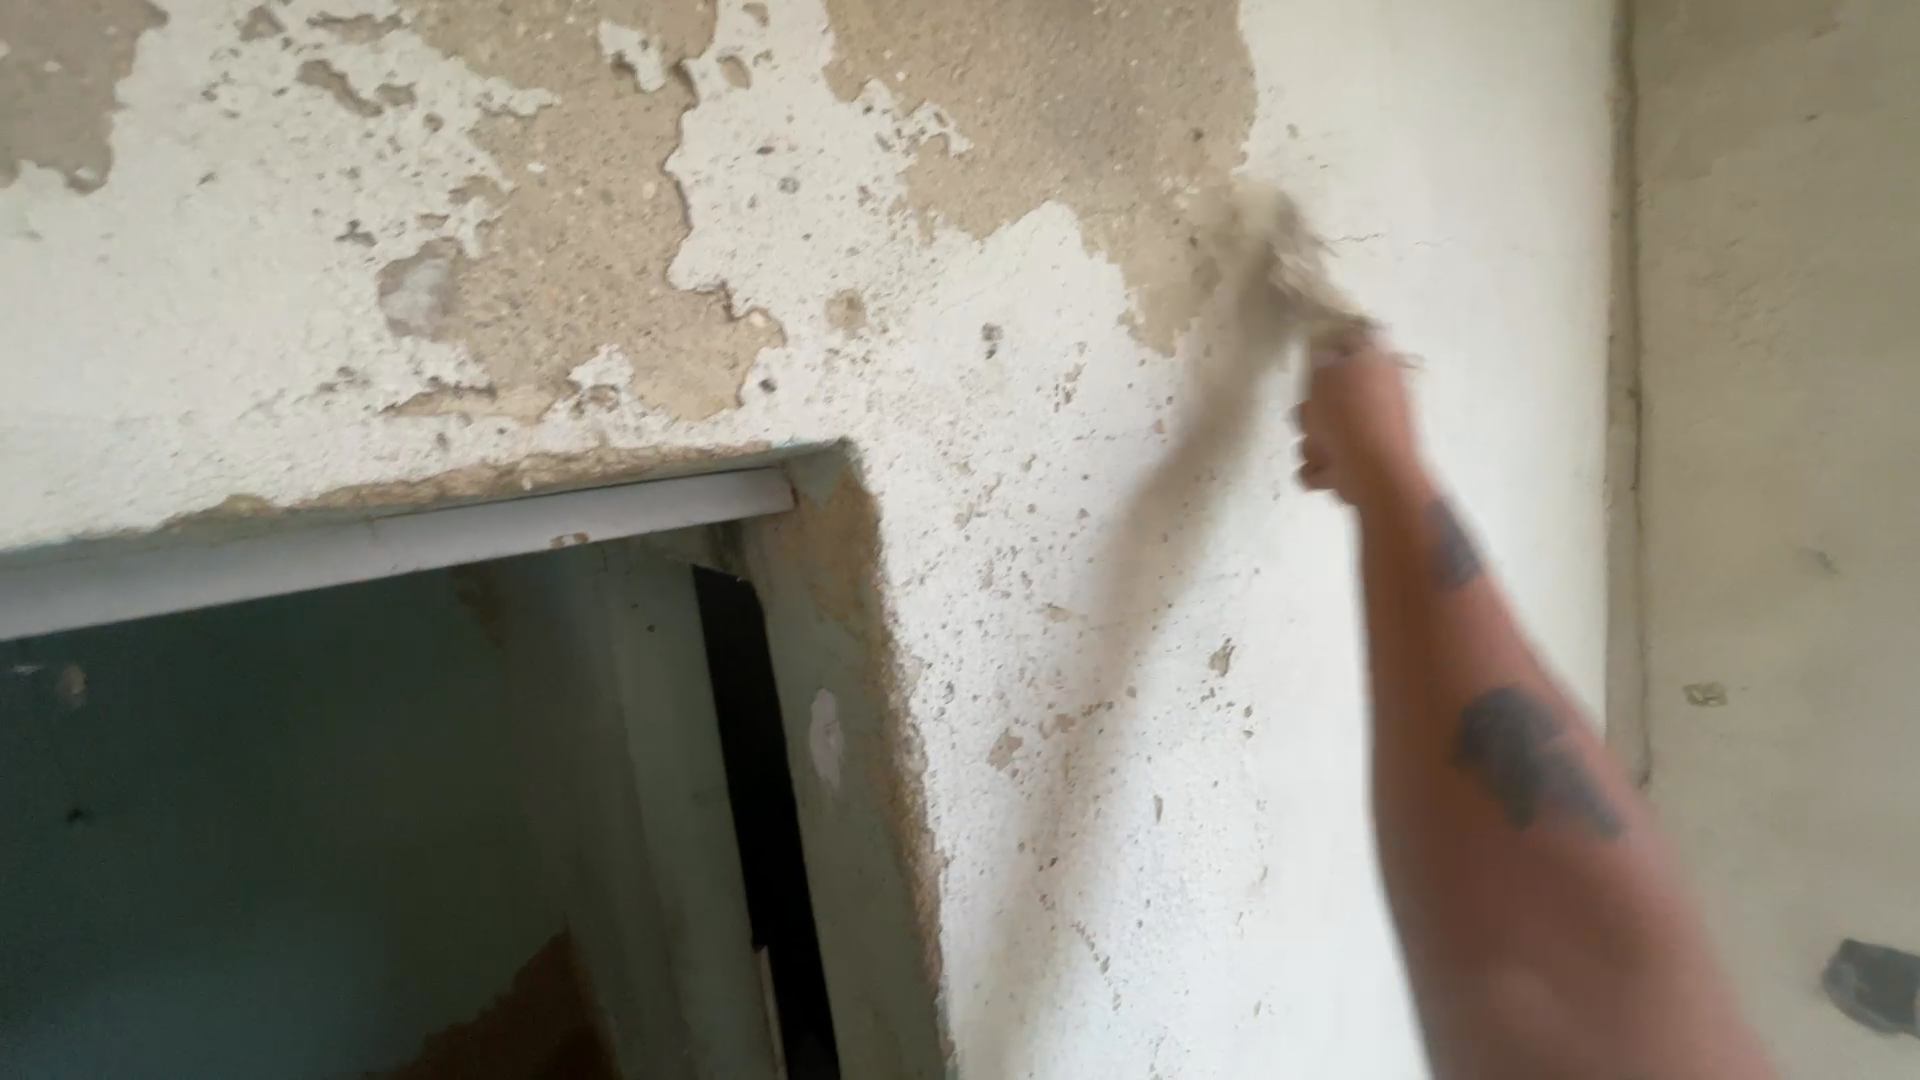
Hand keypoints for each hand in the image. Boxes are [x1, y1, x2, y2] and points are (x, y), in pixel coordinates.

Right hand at [1294, 325, 1426, 507]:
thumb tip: (1323, 356)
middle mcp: (1376, 396)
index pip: (1355, 339)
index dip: (1332, 343)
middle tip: (1313, 416)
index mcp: (1377, 365)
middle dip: (1311, 410)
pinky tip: (1326, 471)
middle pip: (1328, 394)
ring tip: (1323, 451)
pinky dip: (1319, 470)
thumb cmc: (1350, 419)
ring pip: (1320, 431)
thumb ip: (1321, 359)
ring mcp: (1367, 432)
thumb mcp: (1326, 375)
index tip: (1312, 356)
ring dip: (1313, 444)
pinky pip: (1322, 462)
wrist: (1374, 474)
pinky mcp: (1356, 463)